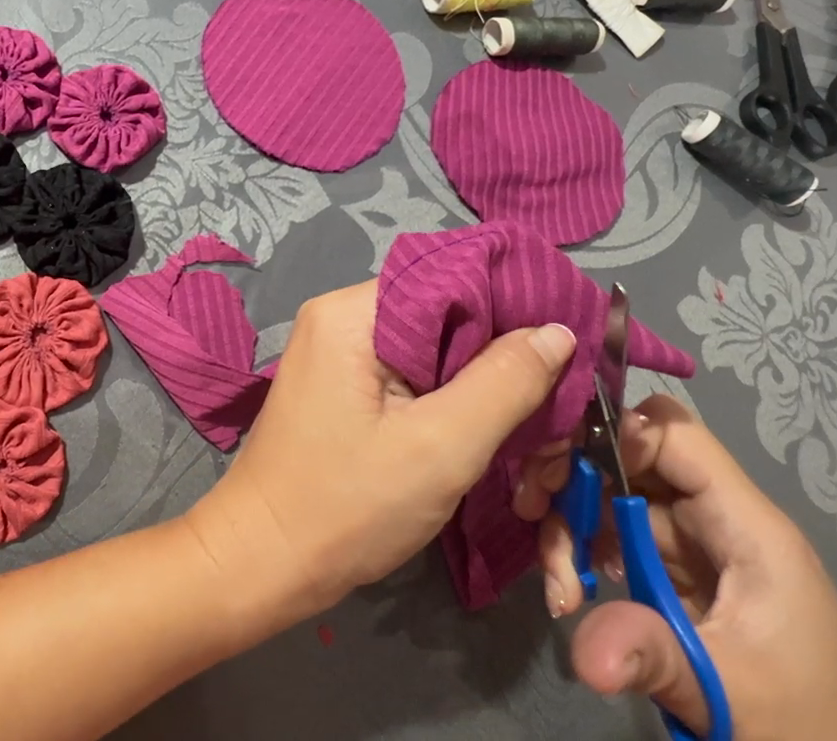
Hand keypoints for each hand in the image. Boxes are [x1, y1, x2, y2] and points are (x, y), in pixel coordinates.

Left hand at [185, 281, 576, 613]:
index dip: (515, 306)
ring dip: (480, 384)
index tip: (572, 346)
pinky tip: (483, 431)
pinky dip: (450, 400)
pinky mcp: (343, 388)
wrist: (264, 560)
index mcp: (352, 313)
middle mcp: (341, 318)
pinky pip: (412, 376)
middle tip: (557, 399)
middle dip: (502, 353)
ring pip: (434, 348)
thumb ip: (505, 383)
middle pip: (445, 313)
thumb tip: (557, 329)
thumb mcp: (441, 446)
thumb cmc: (347, 505)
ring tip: (528, 423)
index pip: (452, 277)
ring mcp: (338, 354)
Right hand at [514, 396, 836, 740]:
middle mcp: (716, 520)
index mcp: (744, 525)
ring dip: (571, 525)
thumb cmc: (816, 726)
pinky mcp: (675, 576)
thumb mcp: (733, 690)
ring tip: (560, 588)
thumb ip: (653, 656)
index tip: (557, 470)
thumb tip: (579, 650)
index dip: (611, 433)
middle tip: (531, 512)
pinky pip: (614, 538)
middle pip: (629, 458)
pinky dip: (582, 554)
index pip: (672, 436)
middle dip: (573, 475)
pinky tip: (572, 595)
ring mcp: (693, 548)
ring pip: (613, 497)